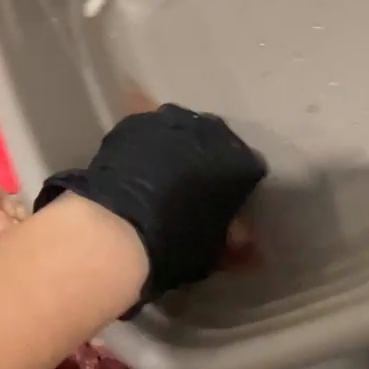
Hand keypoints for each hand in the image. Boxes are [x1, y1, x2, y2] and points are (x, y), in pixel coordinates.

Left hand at [36, 105, 264, 305]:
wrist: (118, 228)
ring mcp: (172, 120)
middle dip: (209, 158)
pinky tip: (136, 158)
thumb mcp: (214, 248)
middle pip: (216, 141)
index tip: (226, 201)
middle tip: (193, 185)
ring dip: (177, 145)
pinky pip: (147, 128)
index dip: (236, 186)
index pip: (250, 169)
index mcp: (241, 163)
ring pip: (182, 128)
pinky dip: (145, 141)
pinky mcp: (135, 121)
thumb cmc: (177, 244)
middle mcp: (212, 131)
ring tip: (162, 170)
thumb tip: (240, 237)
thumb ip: (231, 236)